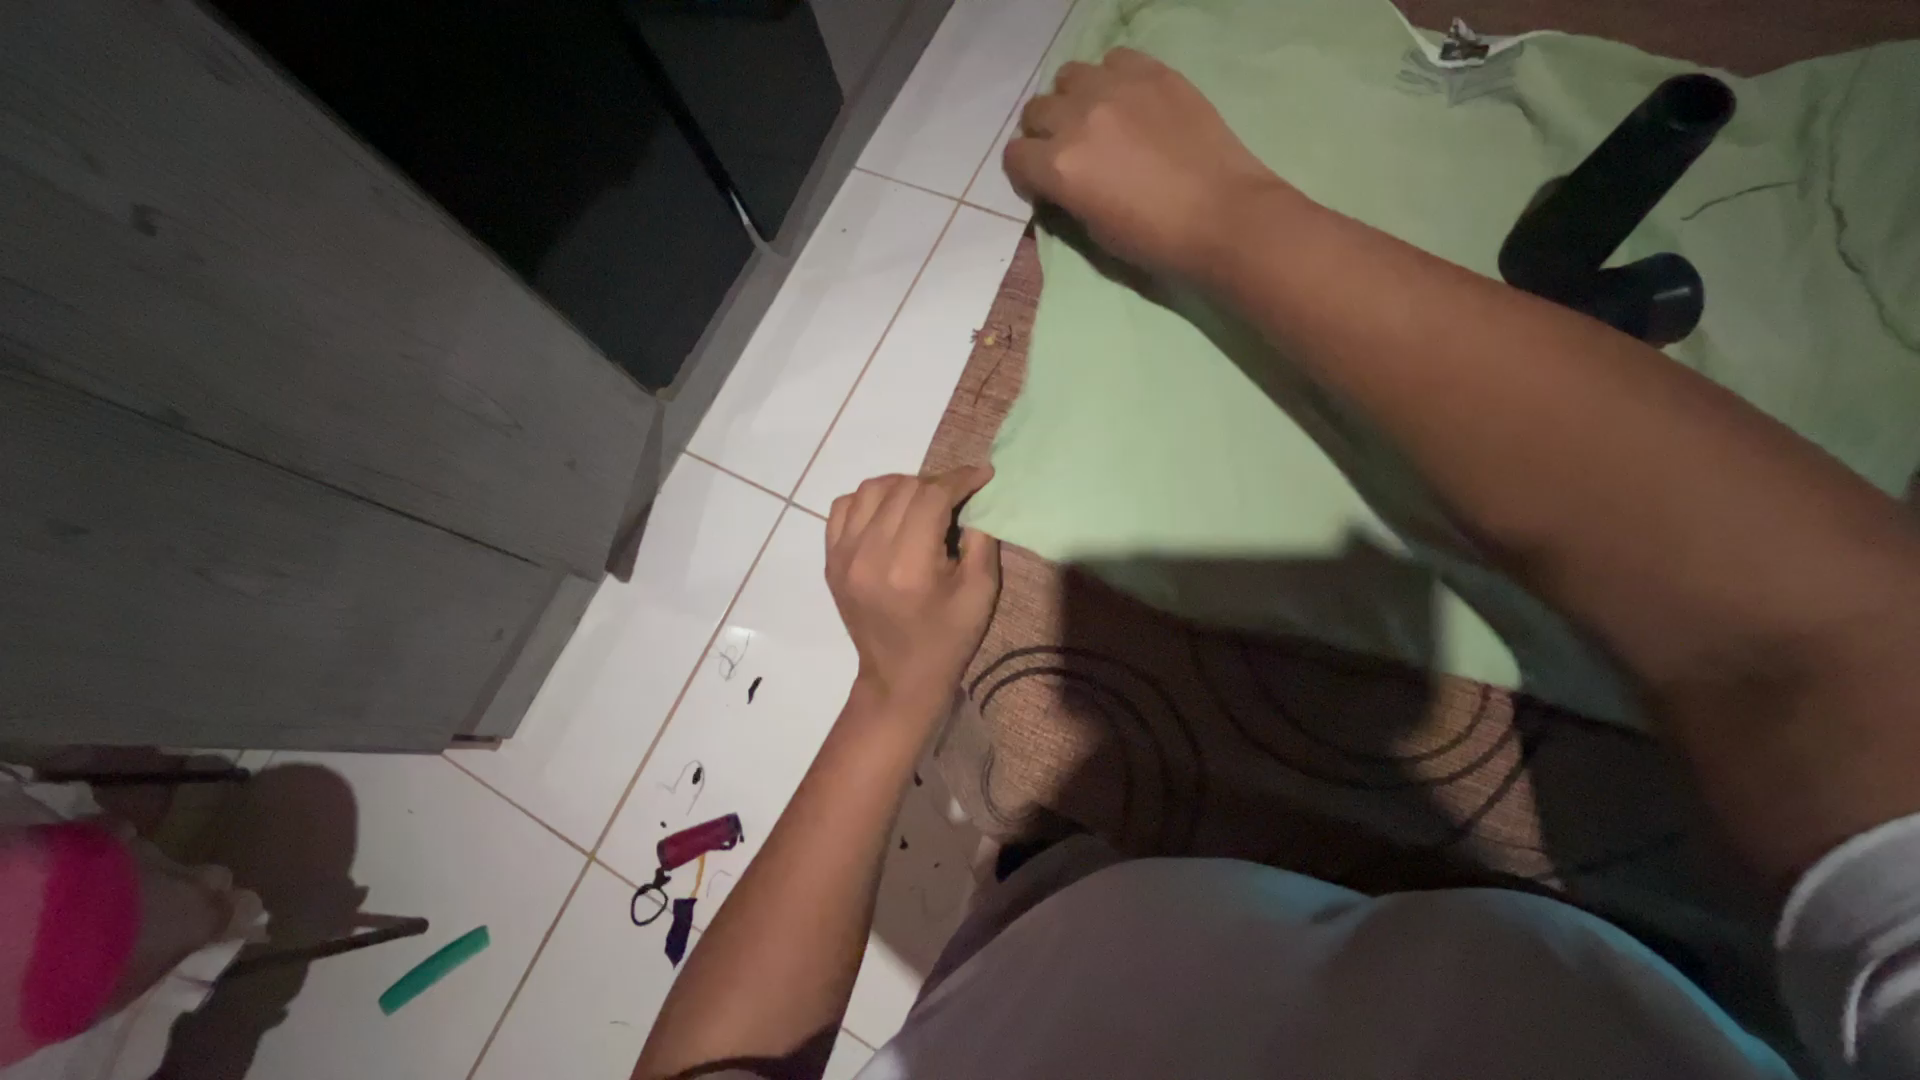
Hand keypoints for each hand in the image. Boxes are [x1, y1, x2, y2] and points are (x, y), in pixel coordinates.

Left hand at [826, 468, 1000, 716]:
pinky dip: (869, 500)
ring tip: (924, 500)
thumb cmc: (948, 638)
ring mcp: (843, 556)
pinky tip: (890, 513)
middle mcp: (869, 553)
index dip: (960, 478)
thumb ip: (981, 537)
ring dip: (903, 486)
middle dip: (936, 483)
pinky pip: (844, 507)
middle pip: (903, 487)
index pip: (932, 496)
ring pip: (872, 489)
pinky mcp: (830, 560)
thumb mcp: (981, 591)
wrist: (899, 678)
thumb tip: (974, 497)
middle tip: (958, 495)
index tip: (982, 475)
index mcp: (909, 566)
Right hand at [1005, 47, 1291, 281]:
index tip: (1043, 183)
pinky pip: (1113, 59)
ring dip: (1073, 99)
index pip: (1014, 157)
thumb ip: (1066, 198)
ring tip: (1096, 120)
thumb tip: (1058, 183)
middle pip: (1036, 111)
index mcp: (1059, 167)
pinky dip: (1111, 78)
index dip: (1025, 173)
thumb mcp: (1094, 232)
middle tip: (1069, 153)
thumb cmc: (1154, 241)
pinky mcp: (1153, 72)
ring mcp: (1116, 88)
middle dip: (1044, 134)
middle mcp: (1077, 119)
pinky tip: (1128, 102)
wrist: (1221, 216)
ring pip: (1069, 76)